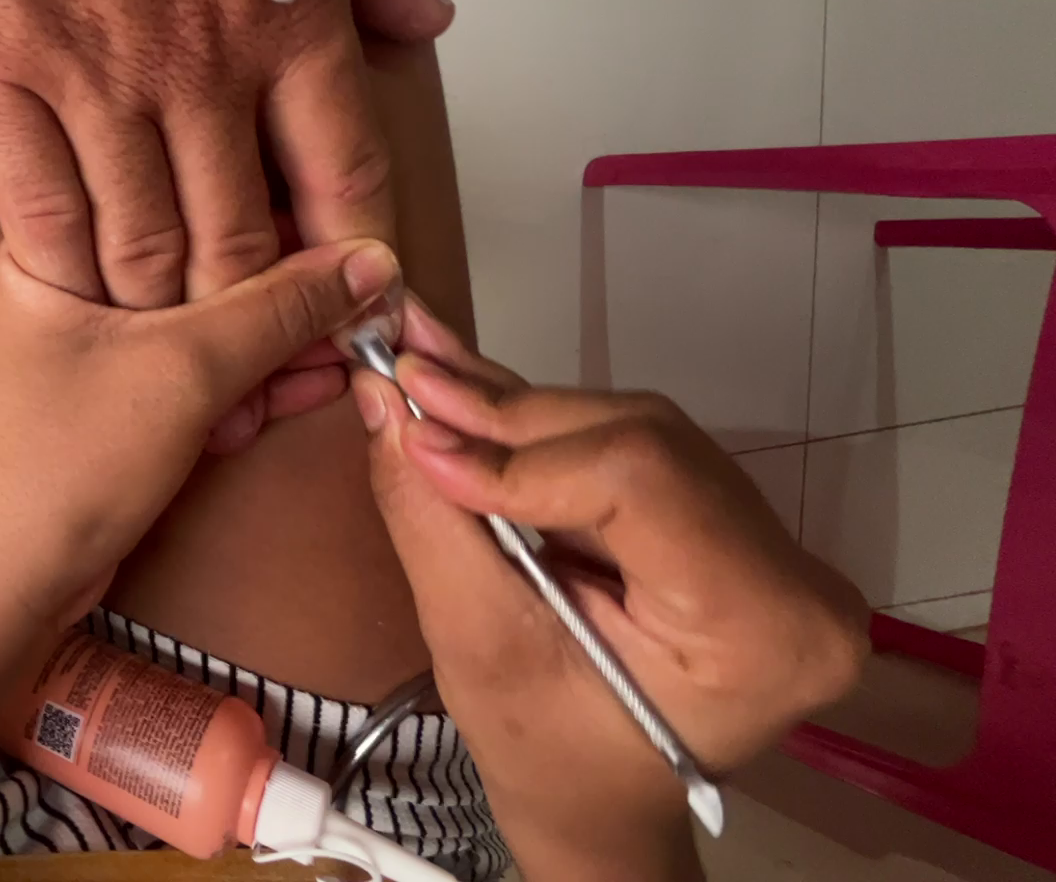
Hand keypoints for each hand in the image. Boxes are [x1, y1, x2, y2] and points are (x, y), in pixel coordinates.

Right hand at [0, 0, 451, 315]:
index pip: (341, 172)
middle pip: (239, 239)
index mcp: (279, 4)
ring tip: (158, 345)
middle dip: (247, 313)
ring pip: (143, 248)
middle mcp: (195, 58)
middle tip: (246, 358)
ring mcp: (90, 75)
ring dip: (156, 313)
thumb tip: (422, 25)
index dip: (353, 259)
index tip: (355, 311)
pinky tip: (76, 297)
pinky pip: (44, 216)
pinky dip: (68, 275)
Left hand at [0, 222, 400, 624]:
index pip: (168, 196)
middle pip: (185, 261)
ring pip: (187, 320)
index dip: (267, 219)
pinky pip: (173, 366)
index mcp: (34, 240)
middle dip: (275, 296)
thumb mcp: (180, 373)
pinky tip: (304, 384)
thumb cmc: (56, 470)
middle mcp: (46, 278)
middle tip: (355, 311)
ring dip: (266, 345)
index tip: (343, 245)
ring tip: (345, 352)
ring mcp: (66, 339)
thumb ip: (276, 310)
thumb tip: (364, 262)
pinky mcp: (91, 391)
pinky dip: (233, 380)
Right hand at [351, 299, 869, 872]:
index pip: (638, 480)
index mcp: (762, 625)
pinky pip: (608, 439)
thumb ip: (428, 517)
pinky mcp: (706, 513)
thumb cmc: (542, 753)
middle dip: (500, 413)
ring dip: (504, 405)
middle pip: (631, 437)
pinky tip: (461, 378)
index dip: (515, 453)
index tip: (415, 443)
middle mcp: (785, 565)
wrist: (593, 793)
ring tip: (418, 373)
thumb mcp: (473, 643)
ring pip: (615, 425)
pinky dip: (522, 415)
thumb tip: (382, 402)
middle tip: (400, 376)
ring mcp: (753, 533)